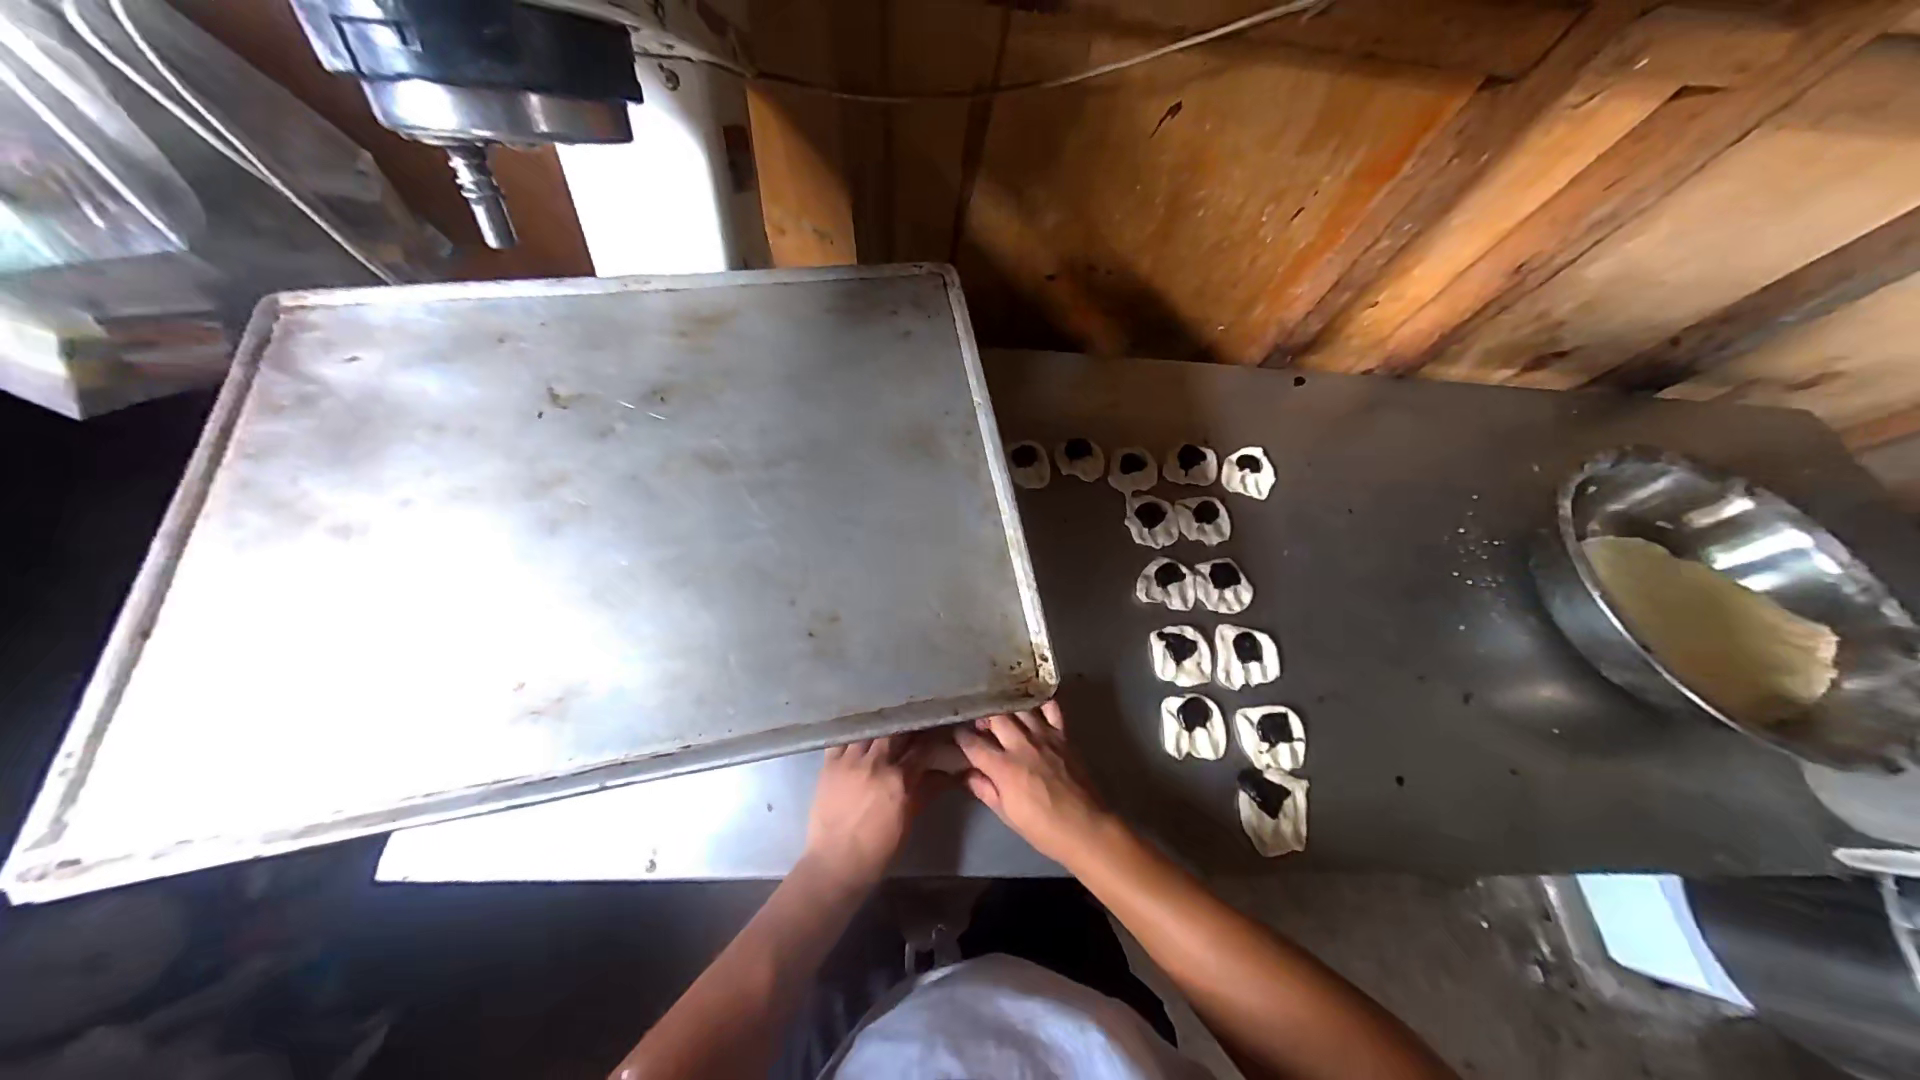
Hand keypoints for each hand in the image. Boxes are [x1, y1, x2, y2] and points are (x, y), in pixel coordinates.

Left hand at [803, 737, 933, 889]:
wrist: (836, 862)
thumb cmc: (878, 848)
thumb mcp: (908, 819)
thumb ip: (926, 791)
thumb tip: (949, 776)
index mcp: (899, 779)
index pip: (921, 748)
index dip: (930, 738)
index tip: (934, 733)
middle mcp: (876, 763)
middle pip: (895, 732)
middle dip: (905, 728)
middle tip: (909, 728)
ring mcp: (850, 761)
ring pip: (869, 730)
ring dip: (879, 729)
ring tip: (883, 729)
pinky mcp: (829, 764)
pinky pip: (841, 739)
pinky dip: (852, 736)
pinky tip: (858, 737)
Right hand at [954, 701, 1114, 866]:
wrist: (1087, 828)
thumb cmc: (1044, 829)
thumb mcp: (1008, 816)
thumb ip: (986, 790)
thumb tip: (968, 774)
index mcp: (1004, 768)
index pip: (973, 743)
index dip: (960, 736)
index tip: (956, 734)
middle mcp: (1022, 745)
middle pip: (995, 717)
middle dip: (982, 717)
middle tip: (979, 723)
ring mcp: (1045, 737)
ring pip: (1019, 709)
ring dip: (1006, 709)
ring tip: (1001, 713)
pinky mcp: (1063, 735)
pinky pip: (1051, 709)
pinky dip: (1040, 703)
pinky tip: (1032, 704)